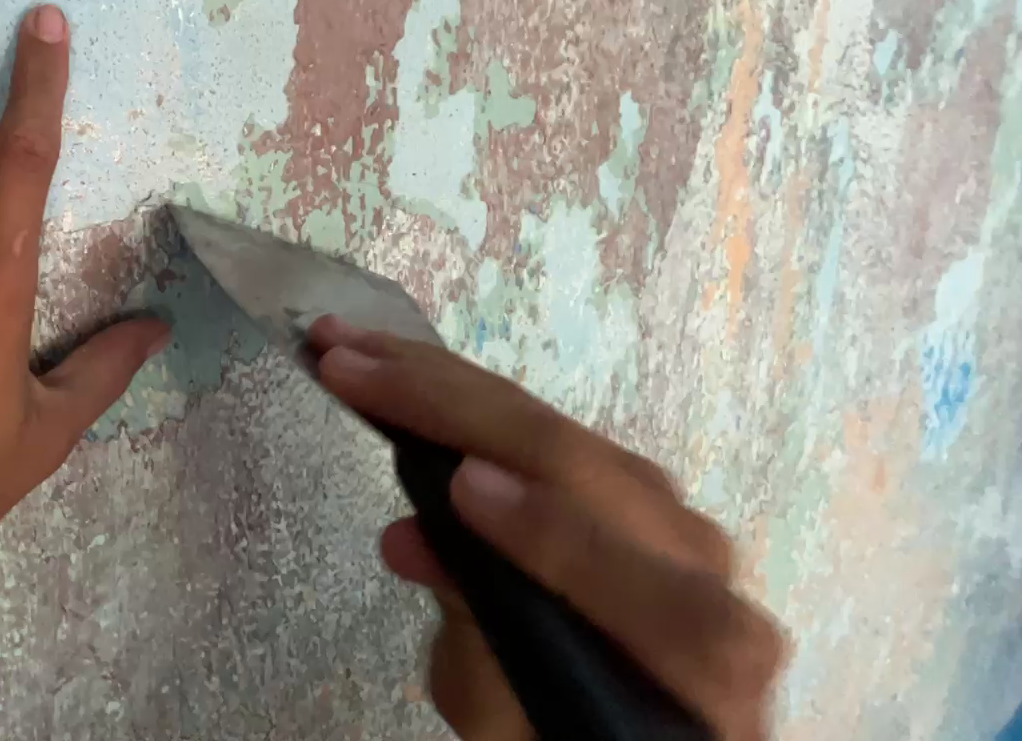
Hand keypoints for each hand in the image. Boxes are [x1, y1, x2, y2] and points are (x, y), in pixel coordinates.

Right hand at [308, 316, 786, 740]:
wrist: (611, 694)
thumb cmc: (548, 721)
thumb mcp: (504, 717)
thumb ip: (478, 643)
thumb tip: (411, 540)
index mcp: (701, 664)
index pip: (659, 601)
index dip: (553, 537)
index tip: (460, 486)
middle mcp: (695, 564)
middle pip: (582, 467)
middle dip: (451, 405)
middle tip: (348, 362)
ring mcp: (654, 503)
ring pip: (548, 423)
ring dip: (438, 378)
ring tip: (355, 347)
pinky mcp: (607, 468)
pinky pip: (528, 415)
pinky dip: (451, 385)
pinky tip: (397, 362)